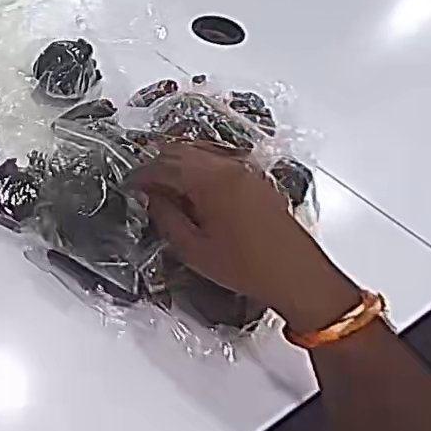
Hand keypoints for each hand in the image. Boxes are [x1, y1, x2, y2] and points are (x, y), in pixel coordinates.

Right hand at [133, 144, 360, 331]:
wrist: (300, 279)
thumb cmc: (245, 267)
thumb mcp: (192, 248)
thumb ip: (165, 216)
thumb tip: (150, 197)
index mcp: (211, 181)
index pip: (164, 166)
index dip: (141, 175)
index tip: (130, 187)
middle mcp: (229, 168)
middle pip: (182, 152)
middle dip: (158, 166)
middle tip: (143, 187)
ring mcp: (246, 171)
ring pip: (201, 154)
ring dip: (178, 166)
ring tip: (165, 189)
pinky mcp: (257, 180)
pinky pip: (219, 163)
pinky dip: (199, 169)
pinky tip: (193, 192)